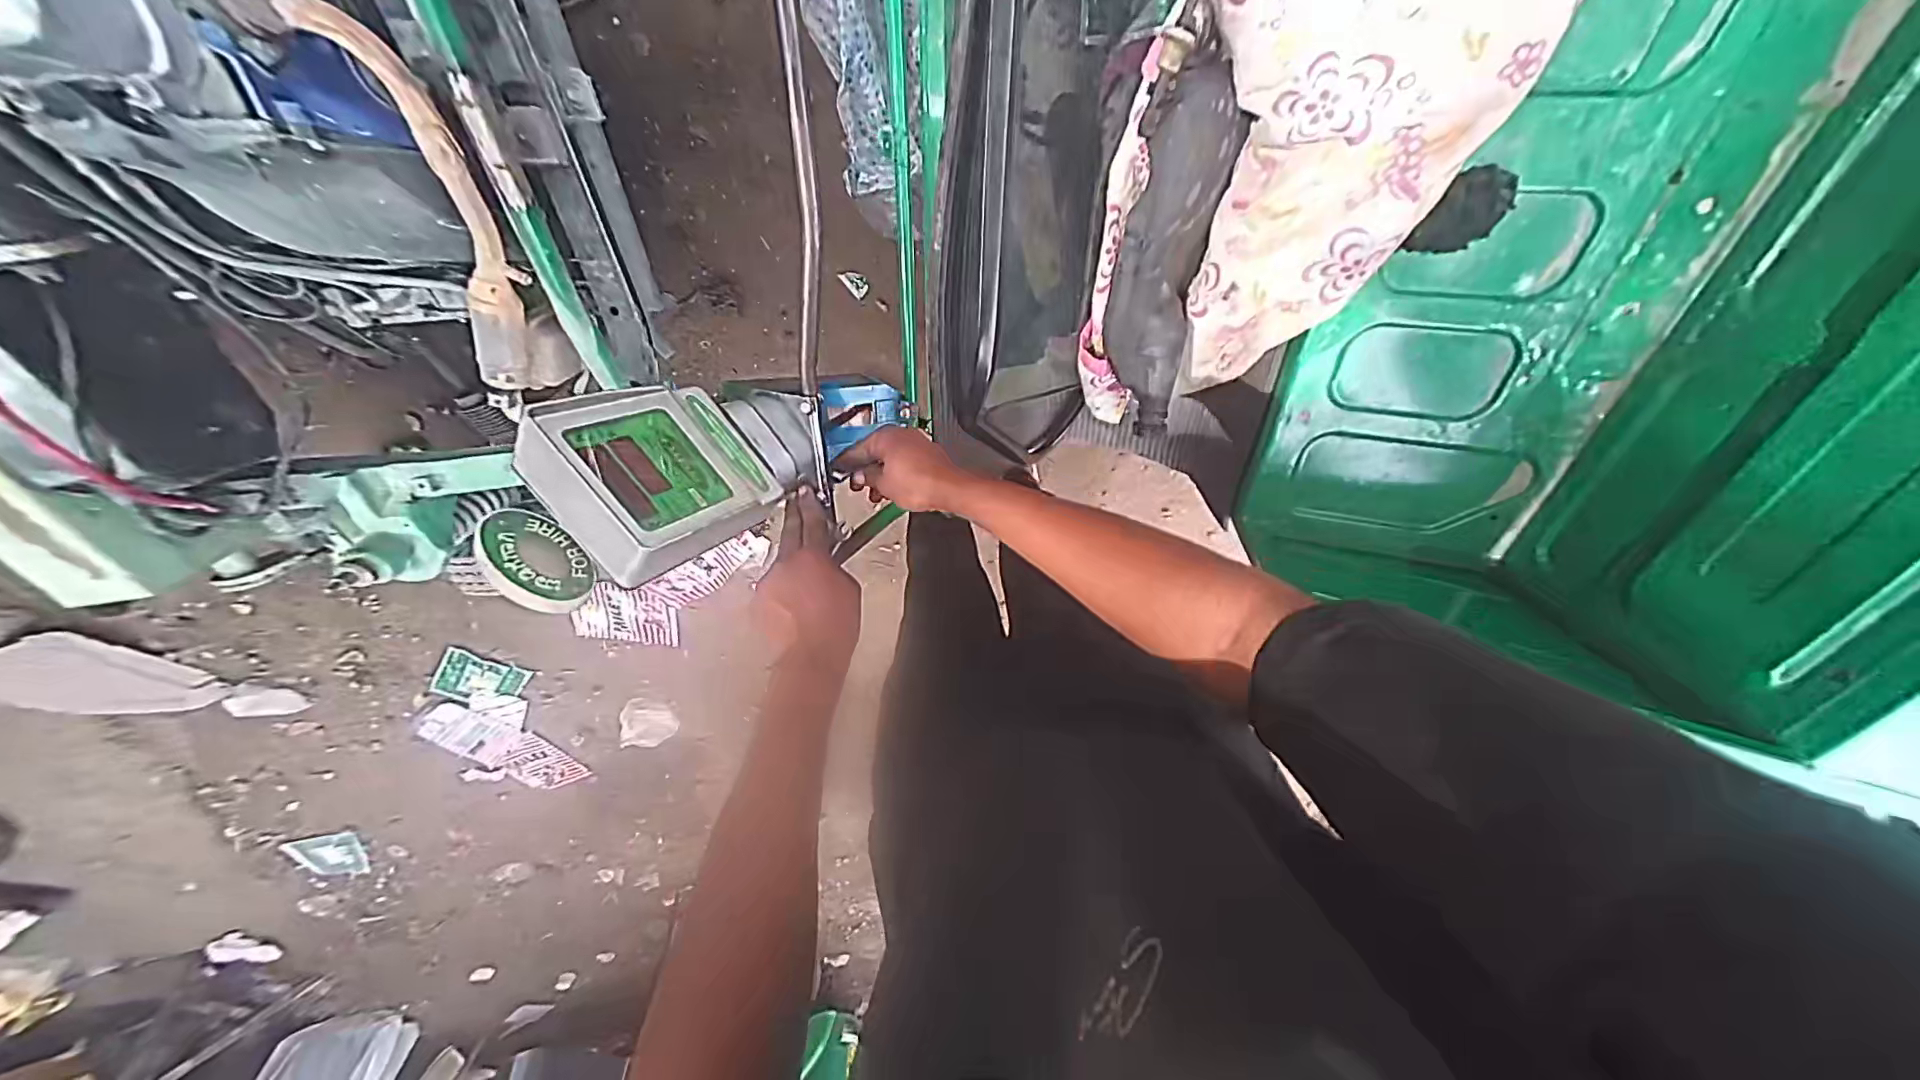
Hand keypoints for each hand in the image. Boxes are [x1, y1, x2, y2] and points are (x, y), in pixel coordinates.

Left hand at [753, 489, 860, 666]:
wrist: (810, 655)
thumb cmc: (836, 626)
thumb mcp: (848, 587)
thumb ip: (835, 566)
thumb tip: (828, 562)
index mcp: (812, 556)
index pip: (811, 520)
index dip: (810, 503)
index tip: (806, 492)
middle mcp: (786, 562)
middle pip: (790, 530)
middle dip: (795, 515)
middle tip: (796, 503)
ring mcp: (769, 580)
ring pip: (781, 561)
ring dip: (791, 562)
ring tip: (804, 575)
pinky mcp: (759, 598)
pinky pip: (773, 584)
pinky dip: (782, 586)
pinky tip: (794, 600)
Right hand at [836, 426, 974, 512]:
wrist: (949, 489)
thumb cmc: (923, 482)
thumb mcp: (883, 484)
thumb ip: (868, 478)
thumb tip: (862, 476)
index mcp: (885, 436)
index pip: (856, 448)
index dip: (846, 462)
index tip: (841, 469)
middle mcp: (900, 434)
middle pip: (874, 451)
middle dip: (866, 470)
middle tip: (859, 484)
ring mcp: (915, 442)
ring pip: (890, 457)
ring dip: (881, 473)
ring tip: (877, 491)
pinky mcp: (926, 453)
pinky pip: (904, 460)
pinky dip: (896, 472)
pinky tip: (894, 487)